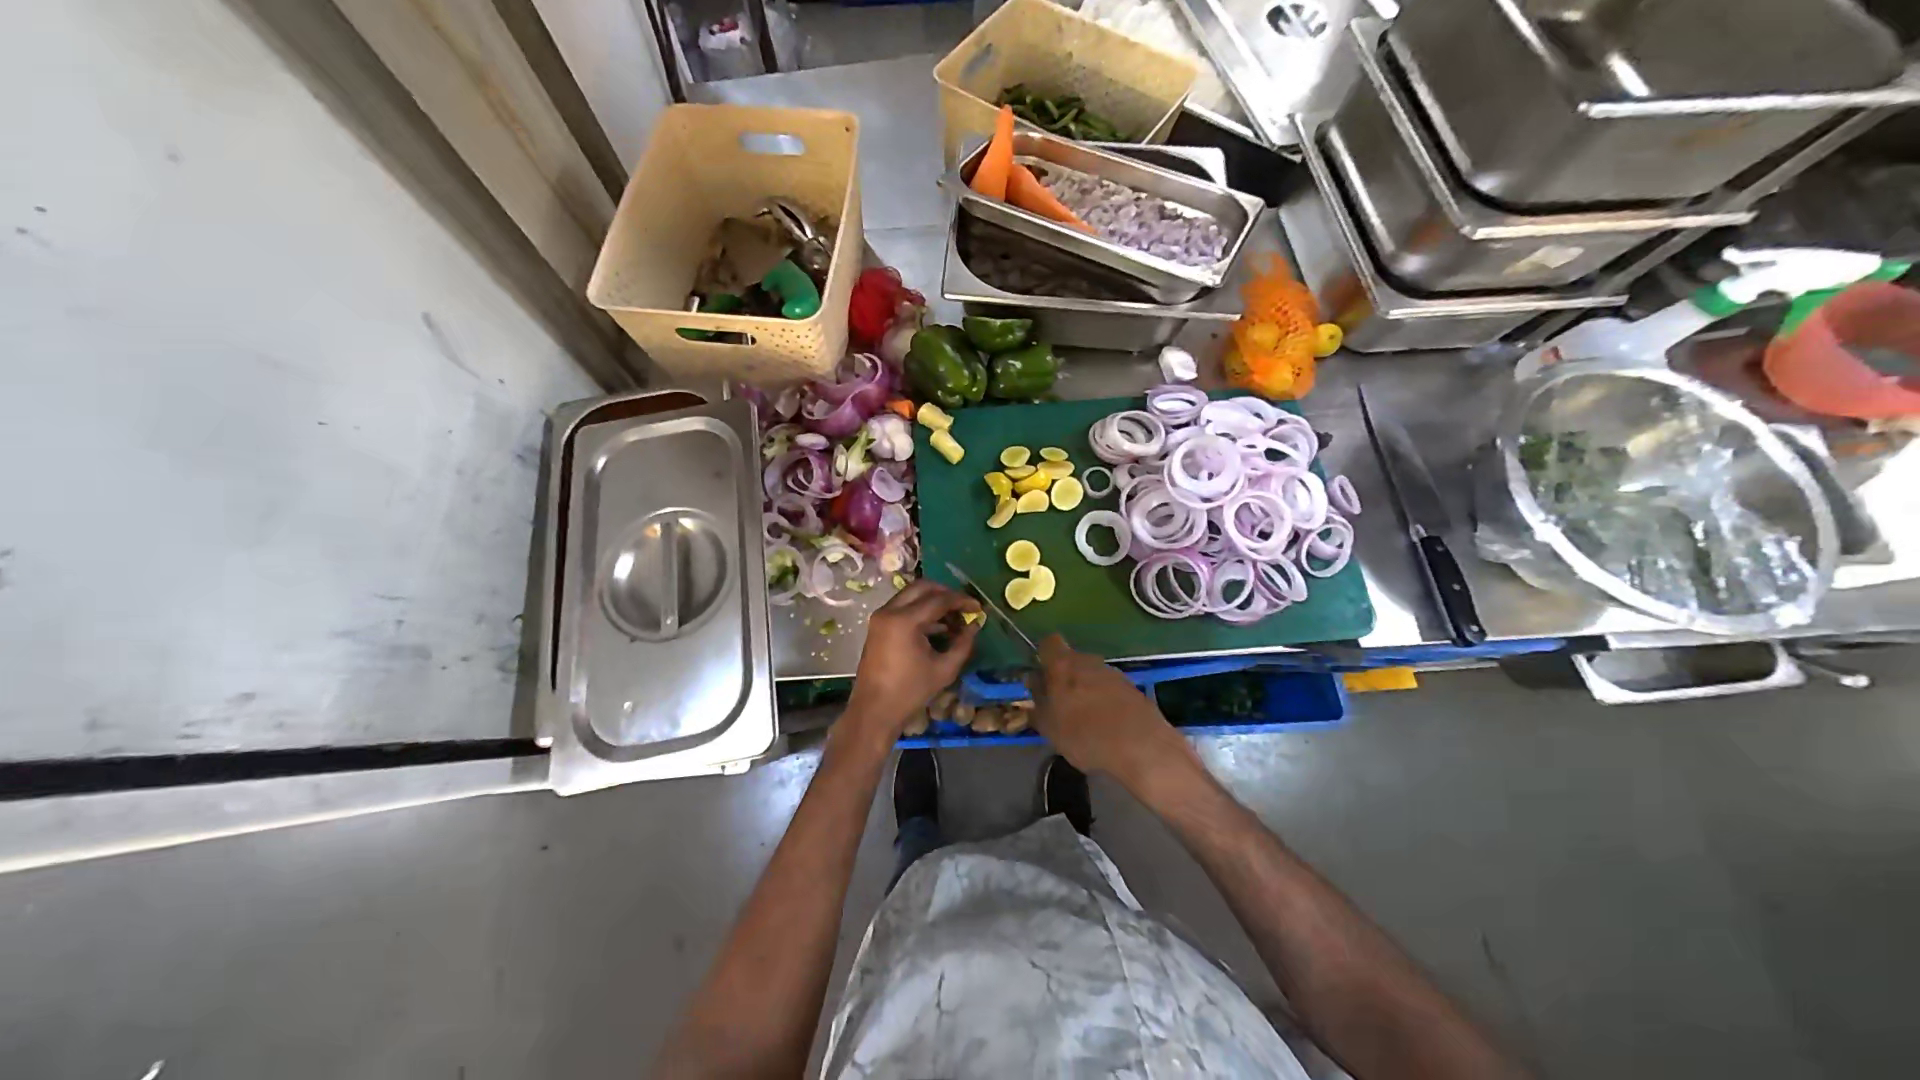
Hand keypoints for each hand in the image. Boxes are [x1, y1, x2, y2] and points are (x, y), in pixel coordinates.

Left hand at [844, 580, 981, 737]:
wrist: (874, 710)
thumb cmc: (910, 692)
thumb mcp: (944, 669)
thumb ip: (963, 644)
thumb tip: (974, 626)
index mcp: (905, 620)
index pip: (939, 599)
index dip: (961, 601)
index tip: (978, 608)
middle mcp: (889, 611)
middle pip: (922, 587)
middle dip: (946, 593)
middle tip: (964, 607)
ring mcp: (880, 617)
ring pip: (911, 595)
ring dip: (932, 601)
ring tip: (953, 618)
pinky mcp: (878, 625)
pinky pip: (902, 607)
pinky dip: (920, 610)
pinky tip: (937, 627)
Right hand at [1030, 634, 1196, 790]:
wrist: (1141, 747)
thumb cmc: (1084, 735)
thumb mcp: (1049, 725)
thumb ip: (1037, 700)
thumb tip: (1032, 681)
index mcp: (1063, 665)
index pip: (1049, 642)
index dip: (1043, 656)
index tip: (1040, 677)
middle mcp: (1088, 661)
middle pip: (1071, 660)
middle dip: (1064, 678)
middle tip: (1059, 705)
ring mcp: (1113, 673)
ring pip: (1091, 675)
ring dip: (1085, 690)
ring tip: (1084, 721)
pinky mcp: (1132, 688)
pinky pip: (1110, 689)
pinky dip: (1104, 701)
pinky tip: (1106, 726)